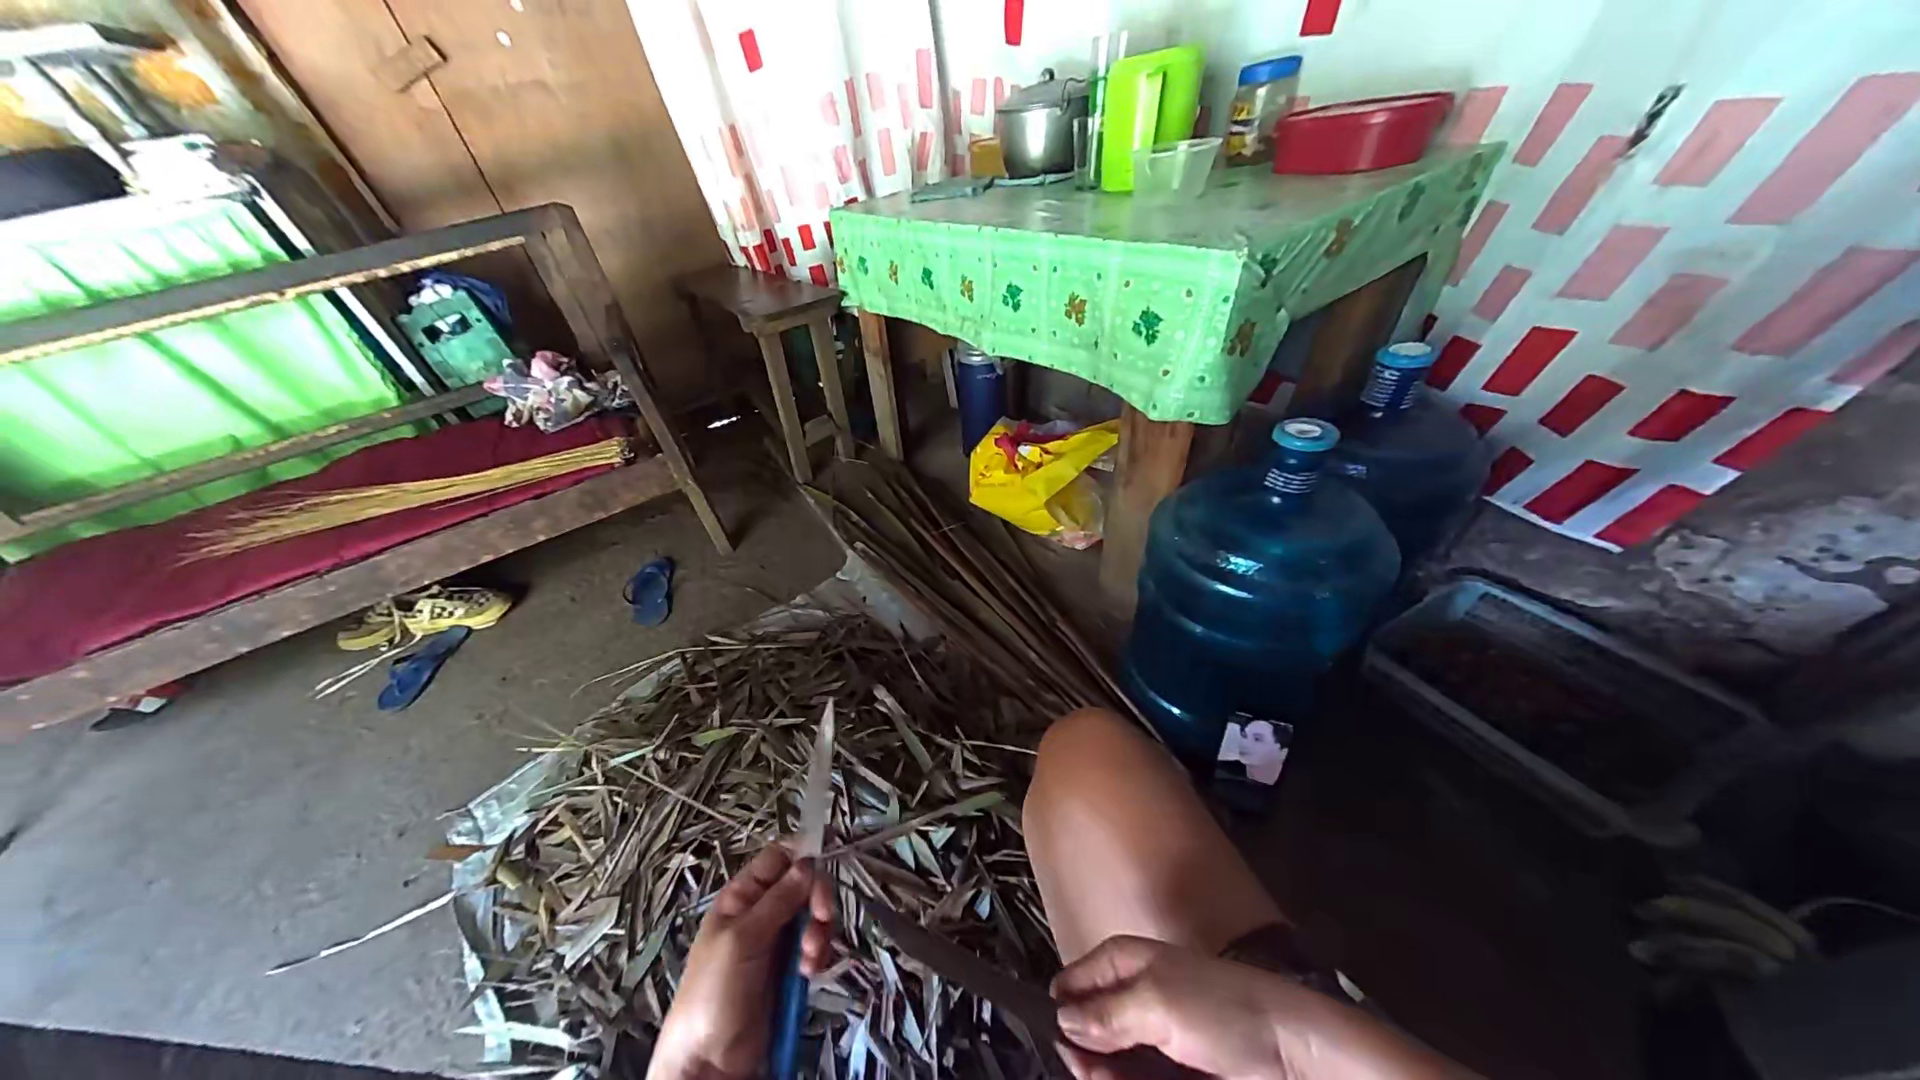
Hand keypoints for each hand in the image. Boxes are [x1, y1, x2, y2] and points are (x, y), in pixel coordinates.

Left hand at [648, 846, 835, 1079]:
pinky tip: (808, 972)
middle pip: (804, 883)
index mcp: (742, 895)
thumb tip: (809, 860)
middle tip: (821, 919)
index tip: (821, 868)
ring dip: (820, 932)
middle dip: (817, 899)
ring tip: (809, 959)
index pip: (778, 857)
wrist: (711, 1064)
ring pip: (814, 914)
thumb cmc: (714, 993)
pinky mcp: (790, 967)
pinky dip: (818, 954)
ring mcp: (778, 940)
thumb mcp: (742, 939)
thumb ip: (778, 899)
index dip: (802, 856)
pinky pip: (815, 945)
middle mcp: (762, 910)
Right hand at [1052, 936, 1470, 1079]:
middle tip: (1100, 1077)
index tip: (1068, 1052)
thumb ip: (1106, 1013)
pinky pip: (1134, 1074)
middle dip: (1087, 1058)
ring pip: (1108, 1059)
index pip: (1070, 985)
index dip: (1062, 1017)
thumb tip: (1062, 1020)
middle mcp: (1130, 990)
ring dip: (1109, 1076)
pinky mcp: (1168, 1061)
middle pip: (1086, 1027)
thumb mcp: (1159, 1006)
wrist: (1293, 1052)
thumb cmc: (1224, 1012)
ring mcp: (1150, 1028)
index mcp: (1122, 960)